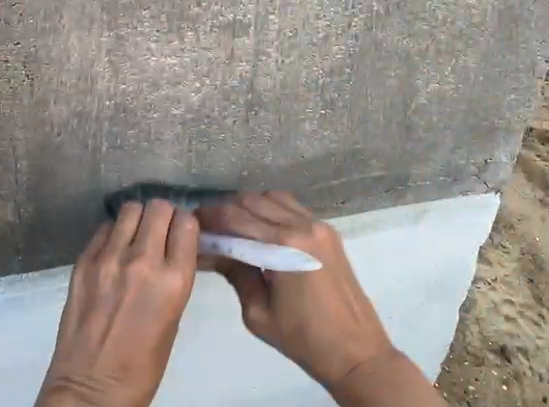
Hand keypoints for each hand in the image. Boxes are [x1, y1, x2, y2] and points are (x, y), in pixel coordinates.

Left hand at [37, 199, 199, 406]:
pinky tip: (113, 251)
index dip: (185, 224)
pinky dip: (113, 233)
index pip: (186, 222)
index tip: (181, 233)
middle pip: (158, 207)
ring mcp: (108, 259)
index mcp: (173, 281)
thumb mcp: (173, 318)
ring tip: (136, 236)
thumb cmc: (142, 365)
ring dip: (138, 218)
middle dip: (163, 215)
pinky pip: (104, 228)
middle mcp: (142, 261)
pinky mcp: (83, 262)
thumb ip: (174, 275)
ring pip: (130, 208)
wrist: (90, 390)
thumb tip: (175, 245)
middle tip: (159, 231)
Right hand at [194, 192, 400, 393]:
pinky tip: (261, 229)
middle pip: (252, 201)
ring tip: (233, 226)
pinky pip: (292, 206)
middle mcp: (302, 225)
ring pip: (272, 197)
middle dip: (226, 210)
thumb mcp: (258, 313)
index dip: (210, 218)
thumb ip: (236, 273)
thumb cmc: (303, 339)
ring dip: (249, 207)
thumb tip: (213, 250)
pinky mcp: (328, 231)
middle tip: (209, 227)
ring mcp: (318, 224)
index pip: (236, 218)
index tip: (193, 224)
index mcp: (284, 245)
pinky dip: (271, 210)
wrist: (356, 352)